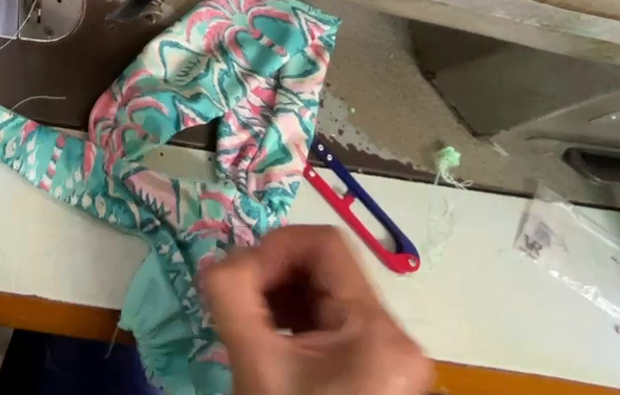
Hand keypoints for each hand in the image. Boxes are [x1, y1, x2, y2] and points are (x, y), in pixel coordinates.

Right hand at [203, 226, 433, 394]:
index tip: (240, 282)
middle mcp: (397, 339)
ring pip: (322, 293)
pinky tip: (270, 346)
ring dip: (277, 298)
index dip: (272, 249)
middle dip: (271, 276)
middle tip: (239, 306)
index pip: (323, 245)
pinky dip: (291, 321)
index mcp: (381, 334)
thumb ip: (229, 292)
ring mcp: (391, 360)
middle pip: (323, 268)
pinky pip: (328, 323)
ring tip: (250, 328)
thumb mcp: (253, 362)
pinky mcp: (376, 375)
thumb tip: (222, 260)